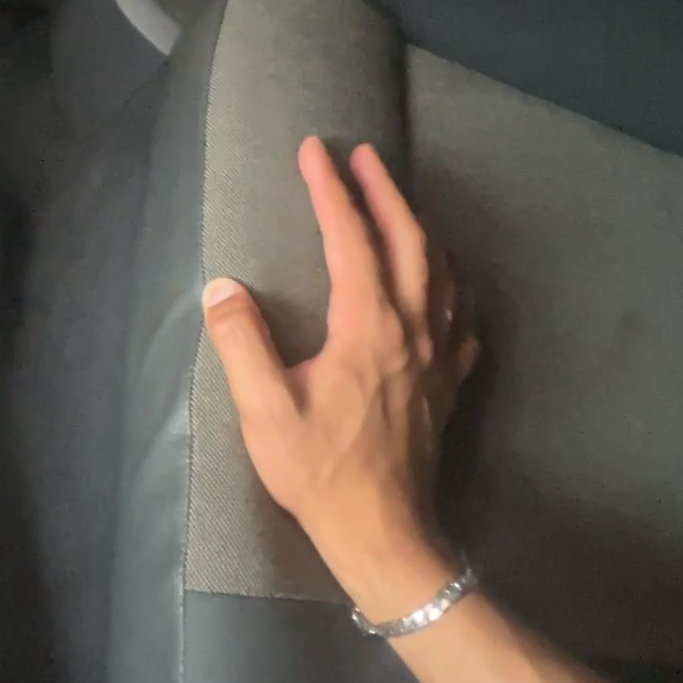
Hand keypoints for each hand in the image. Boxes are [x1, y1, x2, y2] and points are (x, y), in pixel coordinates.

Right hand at [201, 137, 478, 619]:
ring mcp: (439, 354)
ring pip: (441, 268)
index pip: (350, 240)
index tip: (313, 151)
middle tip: (361, 154)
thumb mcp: (263, 409)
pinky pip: (460, 310)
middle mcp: (412, 329)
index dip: (331, 191)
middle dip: (384, 190)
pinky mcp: (449, 378)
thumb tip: (221, 286)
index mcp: (367, 329)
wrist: (382, 532)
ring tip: (395, 198)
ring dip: (417, 223)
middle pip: (408, 240)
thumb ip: (241, 342)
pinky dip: (450, 275)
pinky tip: (441, 274)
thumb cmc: (317, 468)